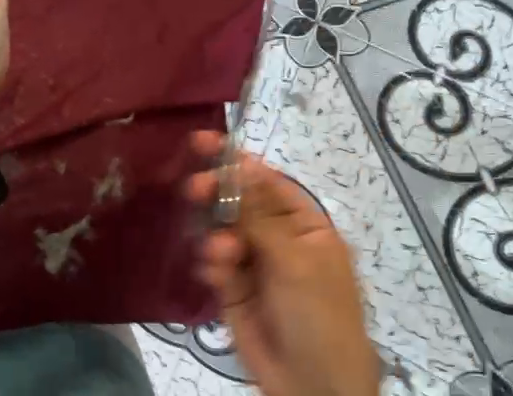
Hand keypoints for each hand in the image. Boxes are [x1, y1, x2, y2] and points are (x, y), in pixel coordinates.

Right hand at [185, 136, 382, 395]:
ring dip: (215, 234)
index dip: (237, 161)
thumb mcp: (293, 261)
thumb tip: (240, 162)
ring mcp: (255, 264)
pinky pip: (214, 261)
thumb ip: (258, 213)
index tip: (203, 142)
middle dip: (217, 195)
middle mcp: (279, 240)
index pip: (268, 182)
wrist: (312, 389)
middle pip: (239, 201)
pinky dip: (211, 261)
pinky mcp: (233, 289)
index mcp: (306, 228)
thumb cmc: (318, 317)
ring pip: (221, 228)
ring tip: (218, 253)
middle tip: (195, 190)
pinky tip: (215, 274)